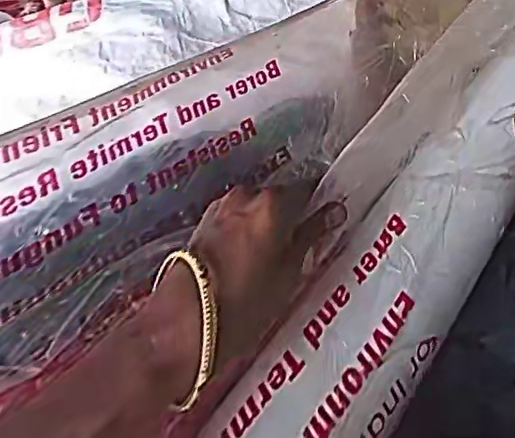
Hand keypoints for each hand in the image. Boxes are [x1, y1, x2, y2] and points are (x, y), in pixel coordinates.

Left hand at [146, 186, 346, 398]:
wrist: (179, 326)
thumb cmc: (243, 303)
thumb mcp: (288, 274)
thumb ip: (312, 235)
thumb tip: (335, 211)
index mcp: (272, 201)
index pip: (307, 189)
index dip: (318, 206)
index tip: (325, 222)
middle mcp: (246, 194)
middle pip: (278, 198)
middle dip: (289, 217)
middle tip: (297, 246)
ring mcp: (220, 207)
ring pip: (253, 210)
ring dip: (263, 225)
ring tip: (269, 258)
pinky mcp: (201, 225)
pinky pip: (234, 221)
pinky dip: (243, 233)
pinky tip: (245, 260)